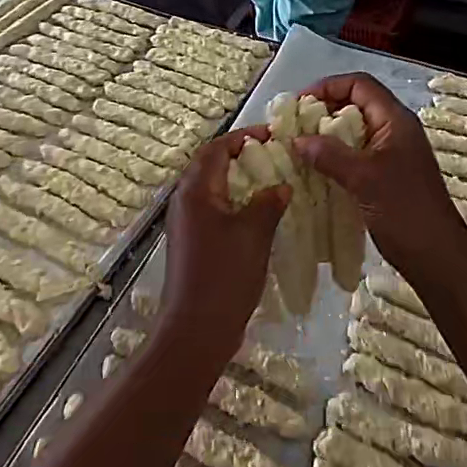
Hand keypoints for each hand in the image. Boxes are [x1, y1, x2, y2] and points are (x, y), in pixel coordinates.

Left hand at [160, 128, 289, 339]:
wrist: (196, 330)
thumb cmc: (224, 275)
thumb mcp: (253, 234)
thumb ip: (268, 202)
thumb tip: (281, 185)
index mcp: (195, 191)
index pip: (216, 148)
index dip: (243, 137)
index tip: (272, 136)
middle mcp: (184, 201)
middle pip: (211, 165)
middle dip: (241, 156)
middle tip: (274, 155)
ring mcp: (186, 223)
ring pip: (213, 188)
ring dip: (240, 179)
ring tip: (272, 180)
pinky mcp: (192, 242)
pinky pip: (214, 208)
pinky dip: (236, 201)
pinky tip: (260, 213)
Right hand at [292, 73, 466, 279]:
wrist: (437, 257)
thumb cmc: (404, 211)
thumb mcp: (363, 178)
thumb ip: (329, 154)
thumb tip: (297, 140)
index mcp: (395, 120)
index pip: (360, 85)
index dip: (328, 86)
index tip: (299, 103)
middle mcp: (395, 131)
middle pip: (356, 105)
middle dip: (323, 112)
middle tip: (293, 128)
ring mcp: (393, 154)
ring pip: (355, 132)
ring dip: (327, 137)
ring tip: (299, 149)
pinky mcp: (388, 176)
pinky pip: (357, 156)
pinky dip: (335, 158)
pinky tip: (315, 172)